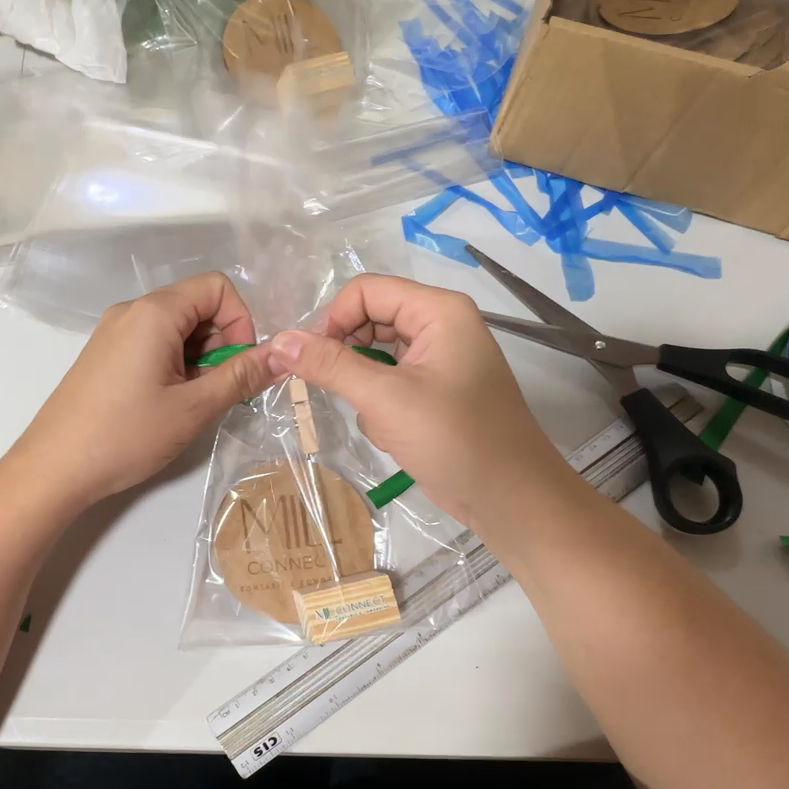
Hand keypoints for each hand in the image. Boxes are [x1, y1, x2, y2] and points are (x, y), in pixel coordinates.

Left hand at [5, 273, 279, 508]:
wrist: (54, 467)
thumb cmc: (126, 435)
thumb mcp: (193, 408)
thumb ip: (241, 376)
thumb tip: (284, 353)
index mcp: (154, 312)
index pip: (216, 287)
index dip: (241, 320)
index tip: (241, 364)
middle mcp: (132, 311)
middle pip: (196, 305)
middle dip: (221, 342)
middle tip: (219, 390)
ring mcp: (114, 333)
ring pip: (176, 328)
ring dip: (199, 358)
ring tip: (194, 403)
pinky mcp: (105, 355)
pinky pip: (153, 344)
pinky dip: (174, 365)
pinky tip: (169, 403)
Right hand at [266, 274, 566, 523]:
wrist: (509, 497)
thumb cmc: (453, 438)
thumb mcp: (384, 399)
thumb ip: (330, 365)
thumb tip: (280, 341)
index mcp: (439, 311)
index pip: (366, 291)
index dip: (333, 319)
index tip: (311, 360)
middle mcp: (440, 325)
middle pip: (370, 318)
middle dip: (347, 353)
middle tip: (332, 389)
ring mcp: (439, 359)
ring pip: (376, 353)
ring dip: (362, 383)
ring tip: (372, 415)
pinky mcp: (435, 390)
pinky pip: (389, 380)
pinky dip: (378, 403)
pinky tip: (390, 431)